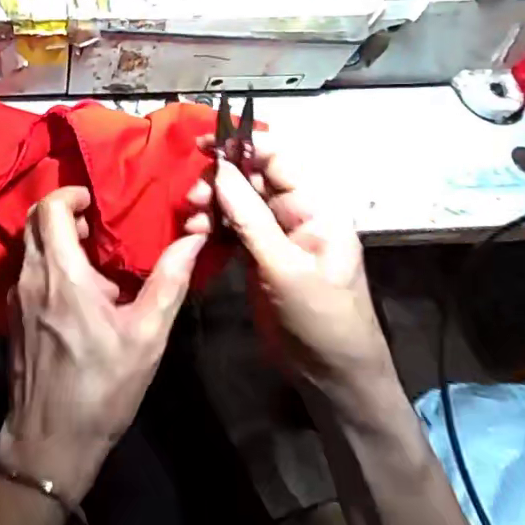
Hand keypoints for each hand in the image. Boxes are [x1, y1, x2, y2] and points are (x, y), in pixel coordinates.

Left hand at [0, 186, 208, 500]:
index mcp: (60, 274)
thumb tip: (193, 238)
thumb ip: (168, 282)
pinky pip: (27, 269)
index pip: (49, 209)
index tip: (96, 202)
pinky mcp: (12, 313)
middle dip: (63, 212)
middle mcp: (30, 276)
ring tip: (93, 258)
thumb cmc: (102, 387)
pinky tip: (77, 290)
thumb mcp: (146, 337)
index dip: (70, 195)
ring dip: (55, 239)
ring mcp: (16, 295)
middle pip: (34, 221)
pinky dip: (48, 262)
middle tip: (97, 226)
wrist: (50, 437)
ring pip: (29, 245)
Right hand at [189, 136, 392, 398]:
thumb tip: (221, 168)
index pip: (278, 159)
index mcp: (315, 209)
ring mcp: (273, 235)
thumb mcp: (286, 268)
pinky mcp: (256, 254)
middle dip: (217, 181)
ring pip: (233, 201)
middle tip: (193, 198)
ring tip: (192, 223)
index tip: (203, 145)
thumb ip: (250, 217)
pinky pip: (227, 226)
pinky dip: (209, 225)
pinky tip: (195, 233)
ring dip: (209, 205)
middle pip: (249, 178)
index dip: (242, 145)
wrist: (333, 379)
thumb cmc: (324, 320)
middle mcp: (294, 214)